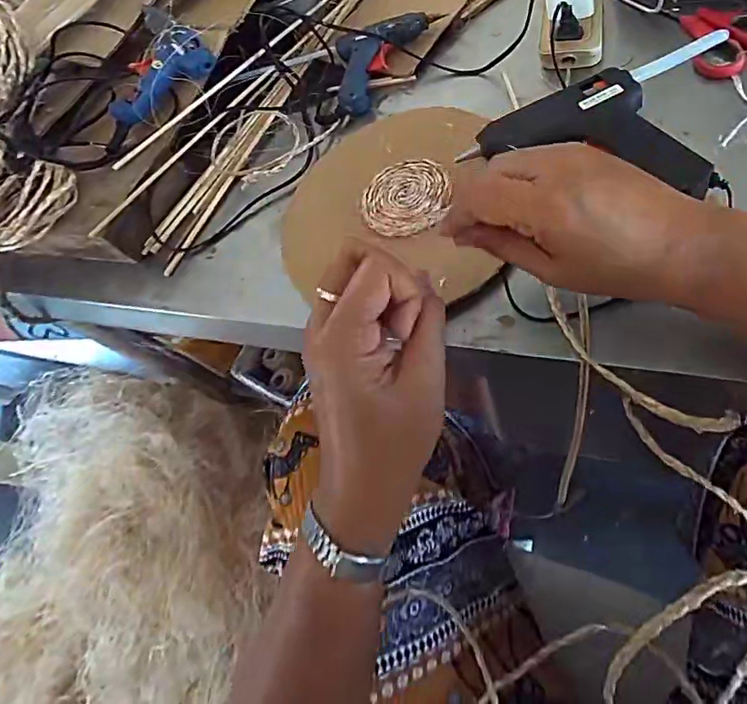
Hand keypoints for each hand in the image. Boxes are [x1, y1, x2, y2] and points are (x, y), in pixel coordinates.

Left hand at [304, 241, 445, 555]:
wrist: (360, 489)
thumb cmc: (396, 443)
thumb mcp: (426, 379)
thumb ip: (428, 320)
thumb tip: (425, 278)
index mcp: (340, 335)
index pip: (374, 266)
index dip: (405, 287)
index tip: (411, 331)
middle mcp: (319, 324)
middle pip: (353, 258)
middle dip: (391, 279)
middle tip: (406, 327)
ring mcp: (318, 332)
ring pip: (352, 275)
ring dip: (385, 294)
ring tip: (399, 341)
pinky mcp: (325, 341)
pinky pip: (350, 299)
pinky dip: (376, 307)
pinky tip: (390, 345)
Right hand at [441, 143, 726, 305]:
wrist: (683, 242)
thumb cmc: (620, 268)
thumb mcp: (555, 270)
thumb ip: (504, 245)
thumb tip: (465, 234)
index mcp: (544, 203)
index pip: (477, 192)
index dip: (457, 213)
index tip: (451, 234)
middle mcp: (551, 165)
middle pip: (488, 168)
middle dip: (473, 197)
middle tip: (476, 229)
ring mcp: (569, 149)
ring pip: (509, 157)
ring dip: (495, 183)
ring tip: (504, 215)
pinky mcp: (583, 146)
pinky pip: (534, 154)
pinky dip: (519, 173)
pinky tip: (533, 198)